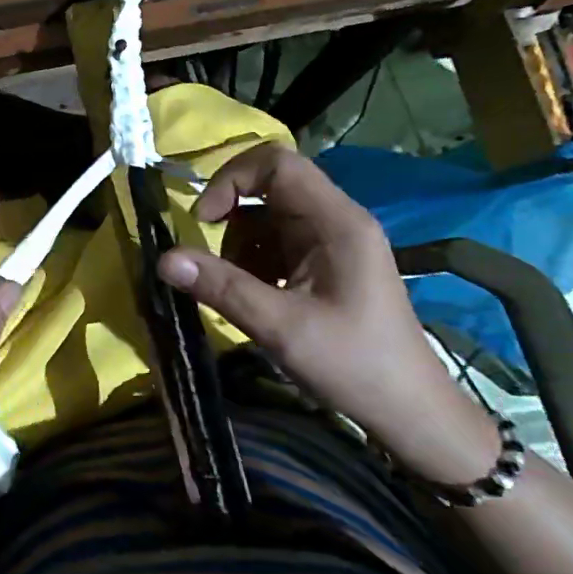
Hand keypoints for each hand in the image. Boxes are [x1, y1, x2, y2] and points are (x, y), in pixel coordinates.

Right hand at [158, 144, 496, 484]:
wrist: (408, 409)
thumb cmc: (353, 364)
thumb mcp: (280, 327)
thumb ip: (222, 288)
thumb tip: (164, 260)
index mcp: (337, 222)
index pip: (277, 163)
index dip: (231, 179)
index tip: (203, 220)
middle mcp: (337, 220)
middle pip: (270, 187)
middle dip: (231, 216)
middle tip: (211, 259)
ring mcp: (332, 242)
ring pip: (269, 217)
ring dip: (240, 244)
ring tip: (237, 288)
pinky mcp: (326, 264)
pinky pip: (278, 243)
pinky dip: (254, 262)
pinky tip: (256, 298)